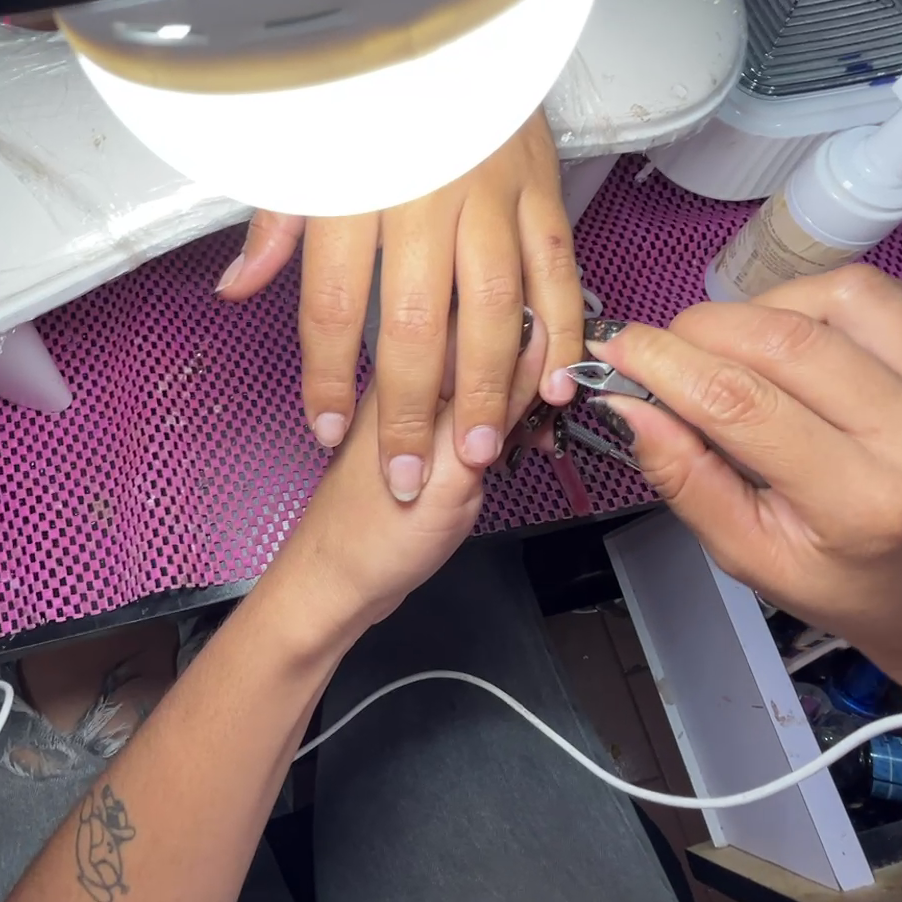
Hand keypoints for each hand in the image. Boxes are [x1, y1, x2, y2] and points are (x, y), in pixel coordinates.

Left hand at [215, 112, 582, 501]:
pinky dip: (560, 332)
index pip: (334, 303)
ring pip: (493, 307)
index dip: (327, 375)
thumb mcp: (303, 146)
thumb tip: (236, 288)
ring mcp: (492, 195)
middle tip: (406, 474)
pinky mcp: (541, 189)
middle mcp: (425, 196)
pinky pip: (558, 271)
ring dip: (489, 387)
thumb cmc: (368, 92)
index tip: (323, 428)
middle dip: (410, 407)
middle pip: (416, 321)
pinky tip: (555, 385)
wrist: (449, 18)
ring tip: (480, 450)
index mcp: (355, 187)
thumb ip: (275, 224)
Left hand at [281, 314, 547, 626]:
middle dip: (531, 374)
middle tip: (551, 419)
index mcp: (411, 369)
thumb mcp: (453, 466)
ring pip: (486, 381)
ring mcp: (420, 406)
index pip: (479, 317)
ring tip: (539, 440)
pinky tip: (517, 450)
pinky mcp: (428, 436)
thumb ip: (494, 401)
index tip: (563, 372)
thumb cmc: (386, 531)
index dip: (532, 334)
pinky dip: (503, 427)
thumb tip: (535, 338)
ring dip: (521, 403)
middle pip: (487, 346)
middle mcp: (413, 377)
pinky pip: (475, 411)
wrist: (337, 584)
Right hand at [587, 266, 901, 687]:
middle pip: (788, 339)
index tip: (614, 346)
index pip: (743, 403)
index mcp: (867, 504)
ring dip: (760, 308)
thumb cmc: (843, 584)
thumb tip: (625, 400)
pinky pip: (880, 297)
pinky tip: (797, 341)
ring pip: (837, 297)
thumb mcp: (745, 553)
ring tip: (737, 349)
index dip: (665, 362)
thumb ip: (683, 476)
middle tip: (665, 347)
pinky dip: (813, 303)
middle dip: (700, 328)